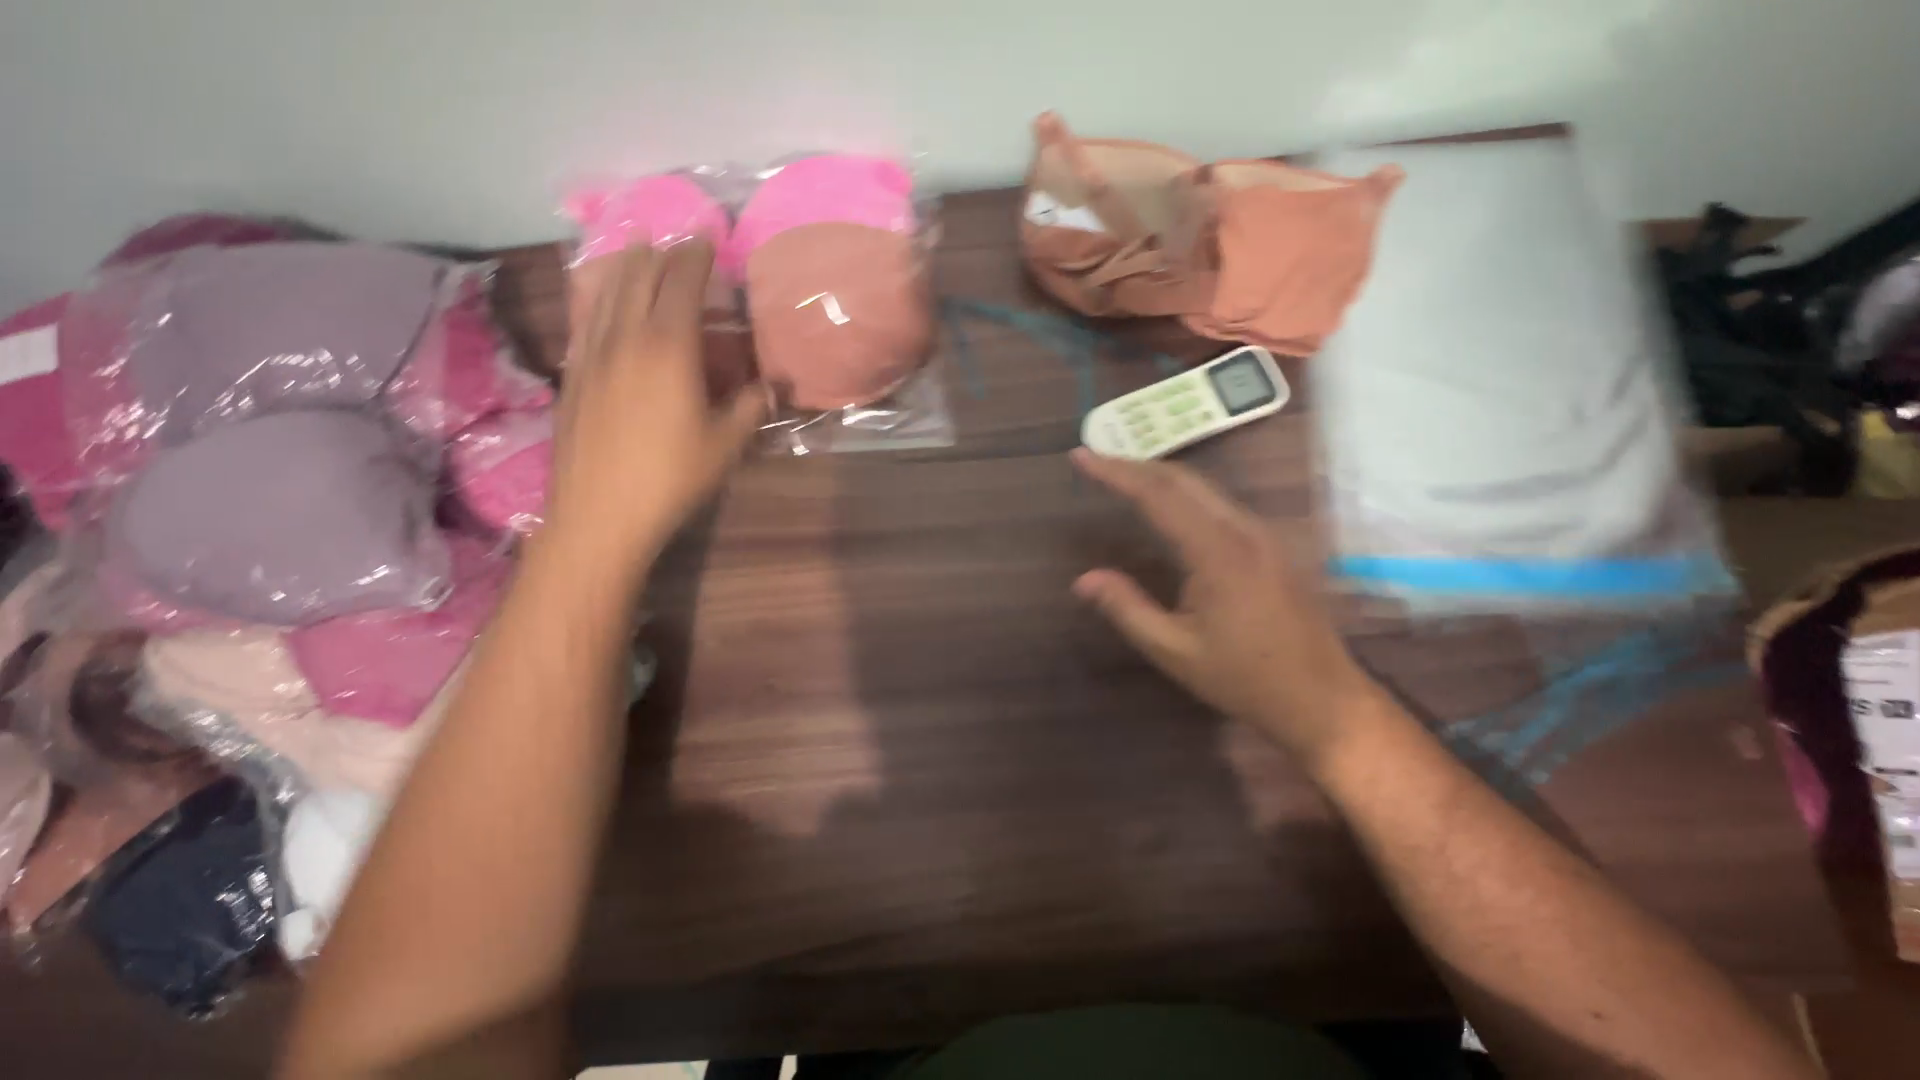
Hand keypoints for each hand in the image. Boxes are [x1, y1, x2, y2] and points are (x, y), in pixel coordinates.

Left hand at [540, 240, 766, 575]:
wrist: (599, 514)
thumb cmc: (671, 478)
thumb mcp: (725, 444)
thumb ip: (750, 407)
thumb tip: (773, 386)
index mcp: (669, 347)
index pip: (681, 283)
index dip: (695, 257)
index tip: (706, 239)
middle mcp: (626, 338)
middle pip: (639, 279)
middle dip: (659, 255)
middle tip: (673, 242)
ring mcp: (592, 355)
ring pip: (606, 295)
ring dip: (623, 269)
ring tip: (634, 253)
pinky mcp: (571, 377)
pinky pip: (584, 322)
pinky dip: (596, 300)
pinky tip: (599, 303)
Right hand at [1071, 449, 1378, 765]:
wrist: (1322, 699)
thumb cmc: (1244, 679)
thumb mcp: (1174, 650)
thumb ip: (1127, 609)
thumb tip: (1083, 579)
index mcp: (1218, 551)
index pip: (1157, 494)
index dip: (1116, 472)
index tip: (1080, 457)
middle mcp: (1245, 530)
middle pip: (1183, 481)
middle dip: (1136, 466)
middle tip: (1095, 462)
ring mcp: (1265, 536)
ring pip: (1206, 489)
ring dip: (1162, 479)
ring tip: (1123, 478)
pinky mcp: (1275, 547)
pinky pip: (1222, 506)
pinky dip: (1186, 496)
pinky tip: (1170, 508)